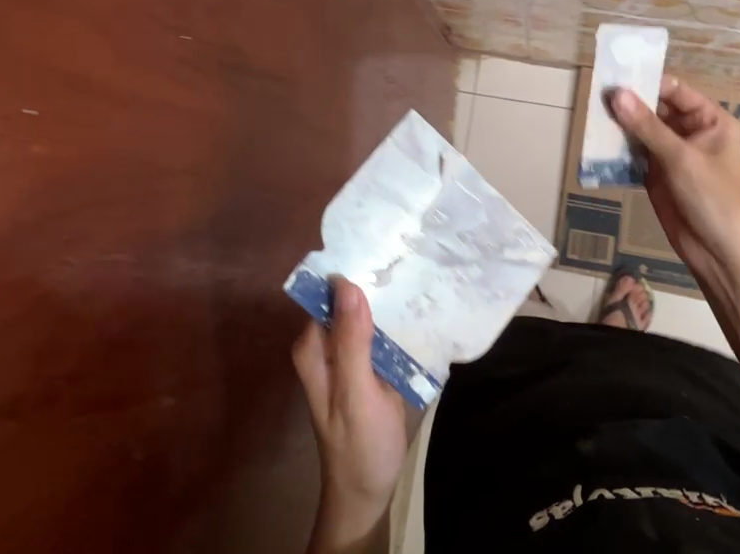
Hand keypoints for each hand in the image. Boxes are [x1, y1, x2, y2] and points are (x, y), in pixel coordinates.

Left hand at [293, 278, 409, 553]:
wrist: (367, 491)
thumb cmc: (358, 444)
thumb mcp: (355, 392)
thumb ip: (352, 341)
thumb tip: (349, 283)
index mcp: (315, 347)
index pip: (328, 293)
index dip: (353, 269)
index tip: (385, 247)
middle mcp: (328, 345)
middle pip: (350, 299)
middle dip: (377, 280)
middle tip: (412, 256)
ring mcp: (350, 355)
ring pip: (369, 314)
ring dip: (391, 300)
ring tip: (423, 274)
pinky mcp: (370, 366)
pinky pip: (383, 334)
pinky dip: (400, 323)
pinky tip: (424, 309)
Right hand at [610, 76, 739, 272]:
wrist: (718, 253)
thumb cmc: (713, 198)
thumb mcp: (681, 159)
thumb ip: (647, 126)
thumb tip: (616, 93)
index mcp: (710, 120)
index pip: (675, 90)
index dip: (647, 82)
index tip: (614, 77)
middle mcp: (690, 132)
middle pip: (655, 108)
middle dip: (629, 103)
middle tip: (596, 94)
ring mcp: (672, 153)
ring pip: (641, 130)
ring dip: (620, 125)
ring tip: (591, 114)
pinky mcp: (656, 174)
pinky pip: (634, 153)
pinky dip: (617, 148)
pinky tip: (597, 141)